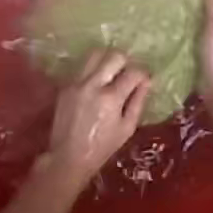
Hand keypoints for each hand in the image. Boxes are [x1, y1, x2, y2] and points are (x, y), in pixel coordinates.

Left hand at [41, 50, 150, 185]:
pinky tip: (98, 84)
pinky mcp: (66, 86)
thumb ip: (138, 101)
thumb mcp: (127, 128)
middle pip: (114, 56)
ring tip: (113, 73)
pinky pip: (83, 68)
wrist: (67, 157)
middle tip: (128, 73)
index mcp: (111, 98)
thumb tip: (147, 81)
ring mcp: (76, 83)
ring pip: (96, 55)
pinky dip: (94, 70)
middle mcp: (92, 85)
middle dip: (126, 62)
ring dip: (108, 60)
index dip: (143, 74)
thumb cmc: (102, 147)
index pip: (133, 72)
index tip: (144, 80)